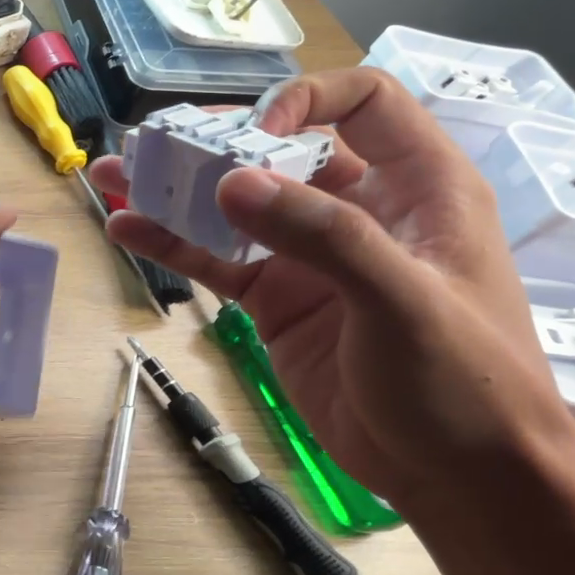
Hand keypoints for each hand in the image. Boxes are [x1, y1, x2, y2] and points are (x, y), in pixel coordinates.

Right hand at [90, 68, 574, 510]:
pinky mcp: (272, 297)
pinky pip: (212, 259)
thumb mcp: (402, 302)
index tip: (248, 135)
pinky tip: (125, 230)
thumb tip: (231, 183)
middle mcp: (358, 210)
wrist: (455, 472)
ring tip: (113, 176)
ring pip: (231, 206)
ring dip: (171, 191)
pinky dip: (168, 244)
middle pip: (275, 153)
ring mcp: (307, 256)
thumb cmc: (461, 381)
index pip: (364, 105)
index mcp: (418, 189)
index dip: (304, 102)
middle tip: (147, 145)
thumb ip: (322, 236)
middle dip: (210, 144)